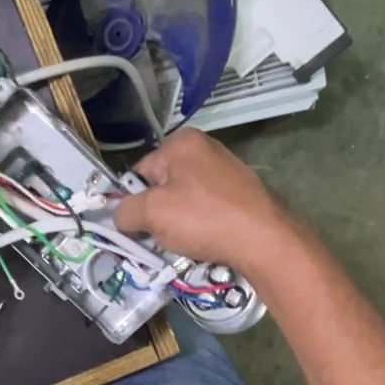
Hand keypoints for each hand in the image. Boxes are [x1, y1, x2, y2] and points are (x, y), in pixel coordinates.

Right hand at [113, 128, 304, 280]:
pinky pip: (203, 209)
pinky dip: (196, 226)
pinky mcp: (238, 193)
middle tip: (158, 237)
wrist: (263, 239)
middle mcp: (204, 148)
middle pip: (160, 187)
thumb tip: (120, 217)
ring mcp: (224, 170)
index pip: (138, 173)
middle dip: (154, 214)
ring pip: (180, 201)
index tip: (135, 226)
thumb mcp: (150, 213)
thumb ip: (123, 211)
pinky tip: (201, 241)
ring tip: (181, 242)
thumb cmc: (203, 218)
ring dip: (174, 224)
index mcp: (181, 143)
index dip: (131, 202)